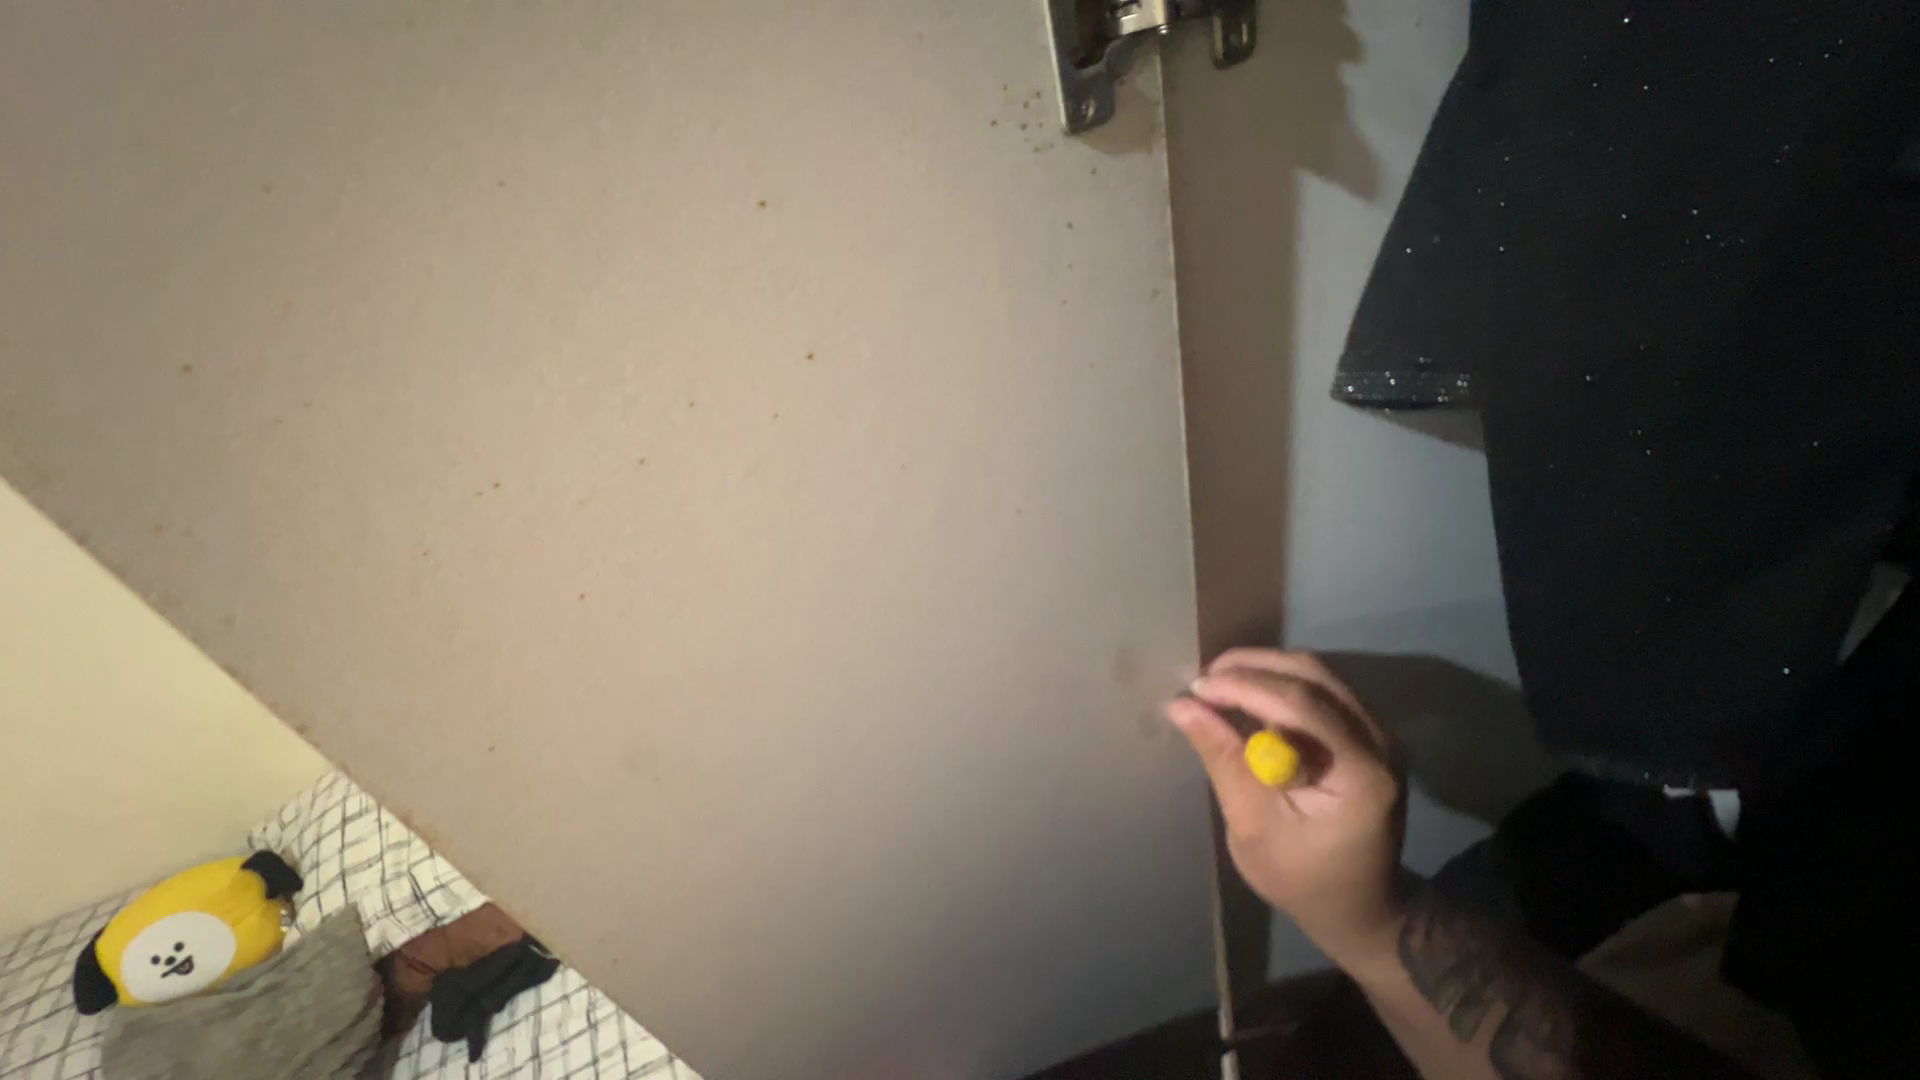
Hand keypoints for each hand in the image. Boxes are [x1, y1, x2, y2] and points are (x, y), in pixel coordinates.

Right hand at [1166, 650, 1406, 957]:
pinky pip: (1318, 688)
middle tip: (1201, 682)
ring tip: (1217, 686)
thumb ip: (1224, 760)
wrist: (1360, 905)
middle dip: (1250, 668)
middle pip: (1312, 676)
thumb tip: (1182, 705)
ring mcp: (1376, 733)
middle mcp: (1379, 741)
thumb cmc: (1304, 878)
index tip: (1196, 689)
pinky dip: (1276, 683)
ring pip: (1315, 673)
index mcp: (1361, 773)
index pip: (1302, 705)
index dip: (1245, 687)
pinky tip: (1244, 698)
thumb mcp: (1253, 828)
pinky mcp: (1363, 732)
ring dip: (1262, 670)